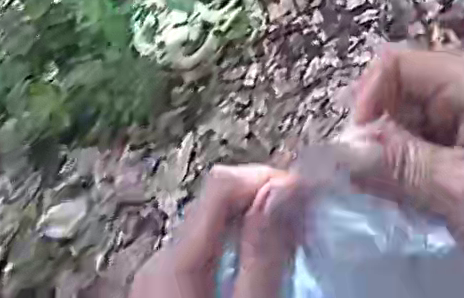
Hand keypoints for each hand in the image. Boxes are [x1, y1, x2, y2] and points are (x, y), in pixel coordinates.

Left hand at [131, 165, 303, 297]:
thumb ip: (262, 255)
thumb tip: (283, 186)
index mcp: (171, 260)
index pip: (222, 181)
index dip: (267, 177)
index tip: (307, 198)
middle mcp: (158, 259)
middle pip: (218, 200)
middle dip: (265, 200)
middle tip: (306, 224)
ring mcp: (157, 278)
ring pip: (214, 224)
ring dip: (254, 224)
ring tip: (290, 246)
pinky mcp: (164, 293)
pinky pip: (206, 250)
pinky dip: (237, 248)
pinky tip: (259, 269)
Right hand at [338, 48, 463, 297]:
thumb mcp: (463, 195)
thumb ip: (401, 166)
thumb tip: (339, 147)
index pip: (393, 64)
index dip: (367, 103)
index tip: (358, 158)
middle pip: (397, 89)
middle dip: (379, 134)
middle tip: (375, 188)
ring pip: (406, 117)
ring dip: (393, 156)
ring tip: (399, 199)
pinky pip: (423, 139)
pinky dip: (410, 167)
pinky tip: (417, 201)